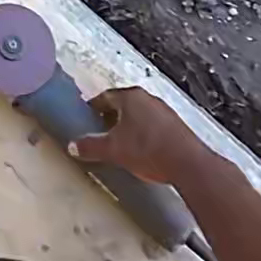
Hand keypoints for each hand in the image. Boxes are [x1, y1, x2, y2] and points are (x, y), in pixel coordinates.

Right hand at [67, 86, 212, 184]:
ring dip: (129, 125)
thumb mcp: (113, 150)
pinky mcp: (177, 126)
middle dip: (111, 116)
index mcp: (129, 97)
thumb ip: (91, 146)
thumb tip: (72, 146)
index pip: (106, 96)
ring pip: (140, 113)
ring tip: (122, 142)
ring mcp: (164, 111)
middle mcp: (147, 98)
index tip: (87, 117)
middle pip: (124, 103)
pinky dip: (144, 132)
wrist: (188, 164)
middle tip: (101, 130)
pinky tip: (143, 149)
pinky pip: (153, 124)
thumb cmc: (147, 149)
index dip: (94, 107)